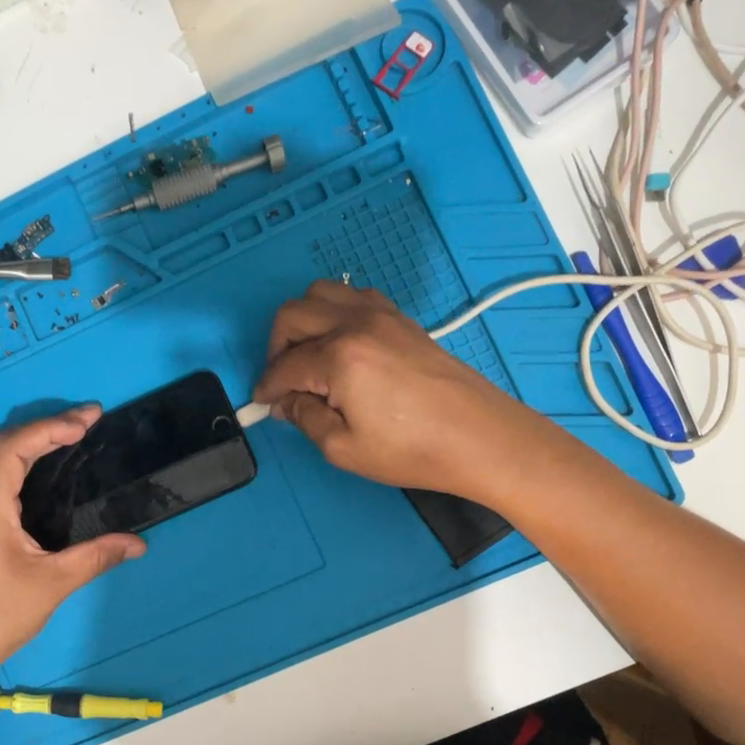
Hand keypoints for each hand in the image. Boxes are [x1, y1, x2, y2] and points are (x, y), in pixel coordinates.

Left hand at [0, 406, 145, 682]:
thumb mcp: (53, 584)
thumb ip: (96, 557)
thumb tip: (139, 544)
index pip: (15, 448)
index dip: (51, 427)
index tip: (88, 422)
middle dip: (40, 428)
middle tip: (82, 425)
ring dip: (25, 444)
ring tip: (65, 443)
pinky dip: (16, 467)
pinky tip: (41, 482)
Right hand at [253, 281, 536, 496]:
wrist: (479, 437)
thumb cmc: (412, 451)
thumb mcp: (343, 448)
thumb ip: (304, 418)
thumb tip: (285, 402)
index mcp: (338, 357)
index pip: (284, 365)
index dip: (267, 388)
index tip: (264, 405)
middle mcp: (356, 323)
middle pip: (293, 314)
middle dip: (276, 347)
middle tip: (282, 382)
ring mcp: (381, 315)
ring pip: (321, 293)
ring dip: (303, 321)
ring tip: (308, 358)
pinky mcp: (401, 319)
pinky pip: (353, 297)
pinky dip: (334, 313)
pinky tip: (340, 345)